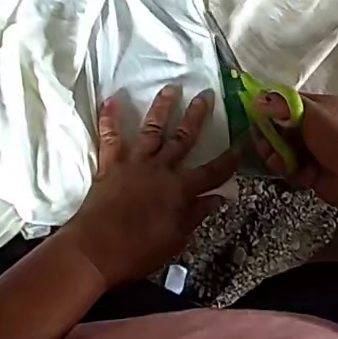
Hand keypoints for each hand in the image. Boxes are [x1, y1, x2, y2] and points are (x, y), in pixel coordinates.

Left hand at [58, 86, 239, 287]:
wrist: (96, 250)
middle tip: (205, 95)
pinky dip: (110, 117)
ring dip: (162, 107)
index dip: (229, 157)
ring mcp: (135, 162)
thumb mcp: (176, 238)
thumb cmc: (138, 251)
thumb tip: (220, 197)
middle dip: (197, 115)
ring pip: (153, 128)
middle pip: (184, 138)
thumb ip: (197, 213)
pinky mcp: (111, 163)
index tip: (242, 141)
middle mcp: (161, 168)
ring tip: (171, 88)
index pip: (213, 171)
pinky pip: (110, 136)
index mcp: (181, 189)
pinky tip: (111, 99)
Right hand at [252, 92, 337, 225]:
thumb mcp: (314, 114)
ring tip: (280, 163)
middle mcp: (317, 125)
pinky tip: (298, 174)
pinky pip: (290, 166)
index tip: (254, 118)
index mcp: (322, 106)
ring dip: (277, 156)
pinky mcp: (311, 170)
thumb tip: (259, 97)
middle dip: (270, 137)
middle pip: (281, 127)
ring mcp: (315, 149)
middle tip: (265, 146)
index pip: (287, 102)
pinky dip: (291, 170)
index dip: (269, 109)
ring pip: (283, 148)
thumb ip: (284, 105)